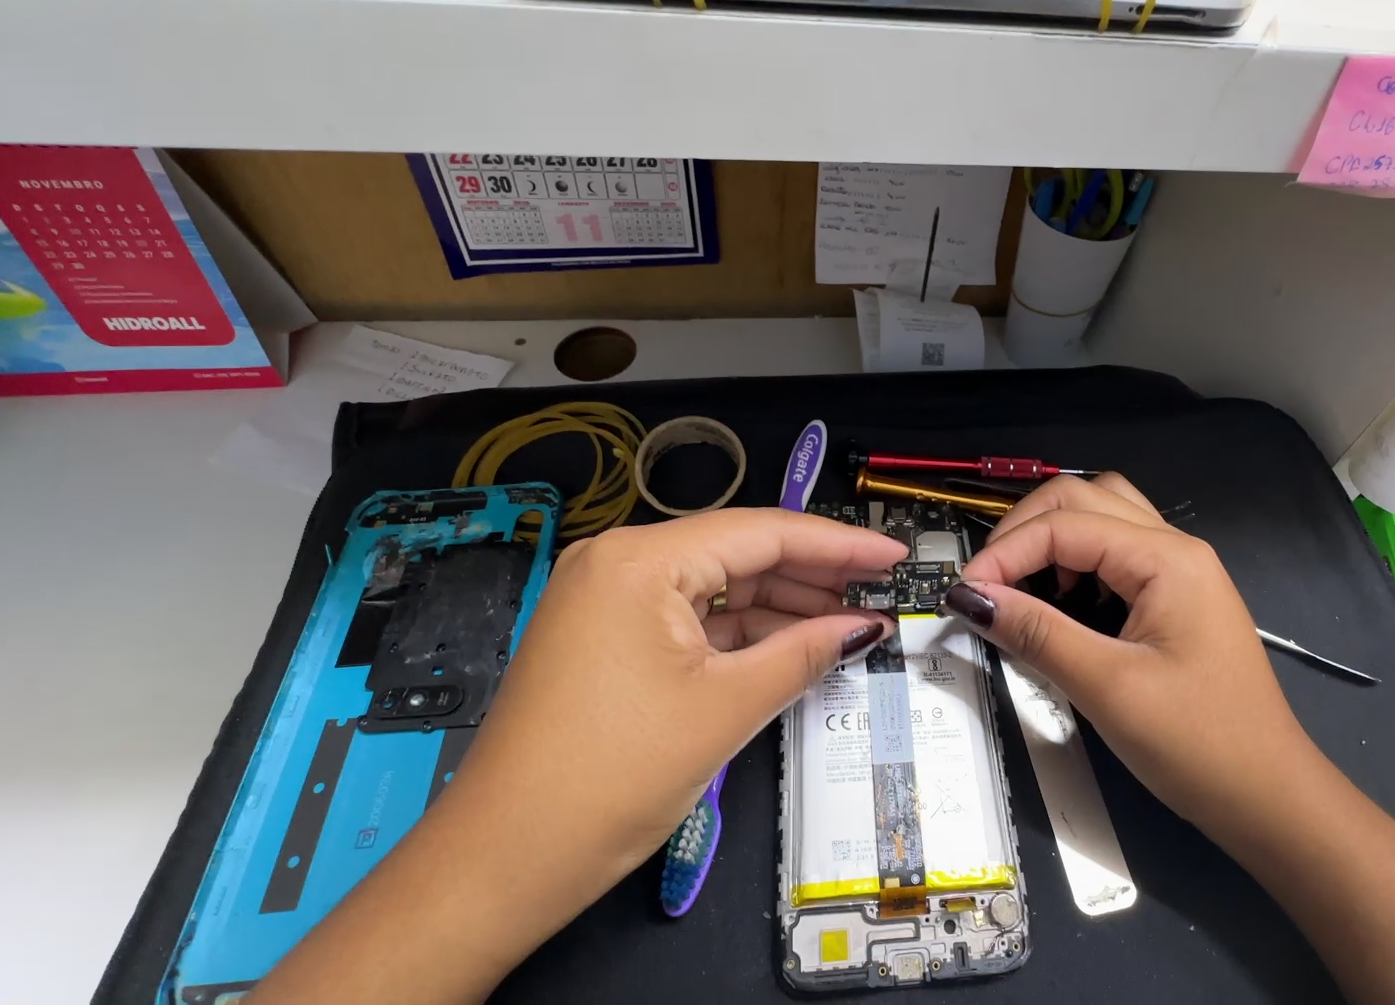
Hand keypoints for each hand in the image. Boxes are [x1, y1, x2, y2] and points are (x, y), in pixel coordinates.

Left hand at [252, 508, 902, 1004]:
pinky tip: (790, 642)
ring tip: (847, 619)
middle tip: (877, 591)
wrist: (502, 863)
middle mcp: (619, 562)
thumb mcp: (725, 708)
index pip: (761, 532)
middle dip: (811, 574)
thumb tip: (864, 625)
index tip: (892, 554)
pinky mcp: (608, 635)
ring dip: (780, 604)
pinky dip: (740, 631)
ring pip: (716, 586)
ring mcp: (608, 598)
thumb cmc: (610, 779)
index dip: (838, 543)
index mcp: (640, 561)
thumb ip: (803, 653)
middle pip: (738, 552)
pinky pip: (690, 617)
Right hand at [946, 477, 1394, 1004]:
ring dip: (1051, 539)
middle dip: (1024, 530)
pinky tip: (1060, 603)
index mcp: (1167, 558)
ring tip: (1020, 585)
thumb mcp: (1108, 688)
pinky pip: (1114, 554)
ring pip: (1101, 518)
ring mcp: (1179, 572)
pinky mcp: (1174, 599)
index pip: (1065, 525)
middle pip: (1083, 499)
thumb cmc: (1199, 744)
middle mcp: (1174, 549)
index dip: (1005, 552)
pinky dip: (1075, 563)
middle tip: (988, 581)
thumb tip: (969, 598)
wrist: (1271, 800)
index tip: (964, 595)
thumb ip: (1036, 633)